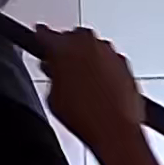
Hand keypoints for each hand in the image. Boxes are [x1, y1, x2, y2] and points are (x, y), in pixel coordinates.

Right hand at [36, 25, 144, 156]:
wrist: (114, 131)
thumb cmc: (84, 117)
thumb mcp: (53, 99)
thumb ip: (52, 76)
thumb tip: (55, 73)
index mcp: (62, 46)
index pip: (45, 33)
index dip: (41, 37)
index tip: (41, 37)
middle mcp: (85, 41)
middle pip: (72, 36)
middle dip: (68, 49)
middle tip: (65, 68)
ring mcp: (106, 50)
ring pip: (92, 46)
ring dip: (88, 58)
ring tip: (86, 82)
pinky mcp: (123, 61)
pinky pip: (110, 59)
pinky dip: (106, 67)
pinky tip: (102, 87)